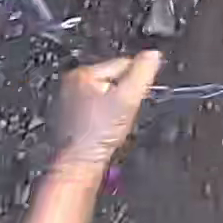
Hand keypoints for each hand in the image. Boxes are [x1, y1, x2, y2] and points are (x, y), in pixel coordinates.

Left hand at [54, 52, 162, 169]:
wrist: (79, 167)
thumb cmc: (98, 134)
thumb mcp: (129, 97)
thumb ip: (144, 71)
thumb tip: (154, 54)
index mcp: (82, 74)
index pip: (125, 64)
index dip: (135, 82)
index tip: (130, 100)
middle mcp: (72, 84)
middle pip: (116, 78)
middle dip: (124, 94)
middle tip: (120, 114)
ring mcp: (69, 101)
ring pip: (109, 93)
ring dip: (116, 105)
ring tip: (111, 122)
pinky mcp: (71, 117)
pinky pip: (99, 106)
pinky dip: (106, 115)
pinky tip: (104, 128)